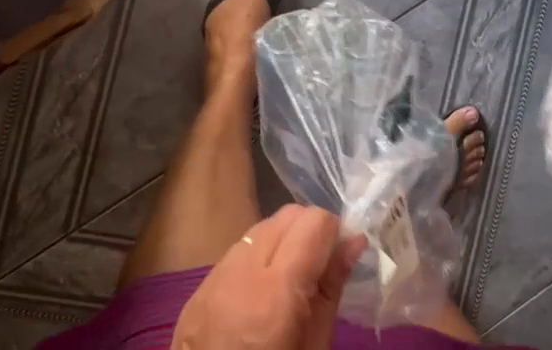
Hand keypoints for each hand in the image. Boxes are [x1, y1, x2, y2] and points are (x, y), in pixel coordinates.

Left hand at [171, 205, 364, 349]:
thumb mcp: (315, 346)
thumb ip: (331, 288)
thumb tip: (354, 241)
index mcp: (277, 292)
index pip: (314, 221)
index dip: (333, 233)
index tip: (339, 256)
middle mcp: (242, 274)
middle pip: (286, 216)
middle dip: (309, 230)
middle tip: (318, 266)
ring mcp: (214, 280)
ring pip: (259, 229)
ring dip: (282, 241)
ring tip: (289, 280)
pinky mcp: (197, 292)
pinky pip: (235, 253)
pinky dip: (256, 258)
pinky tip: (260, 293)